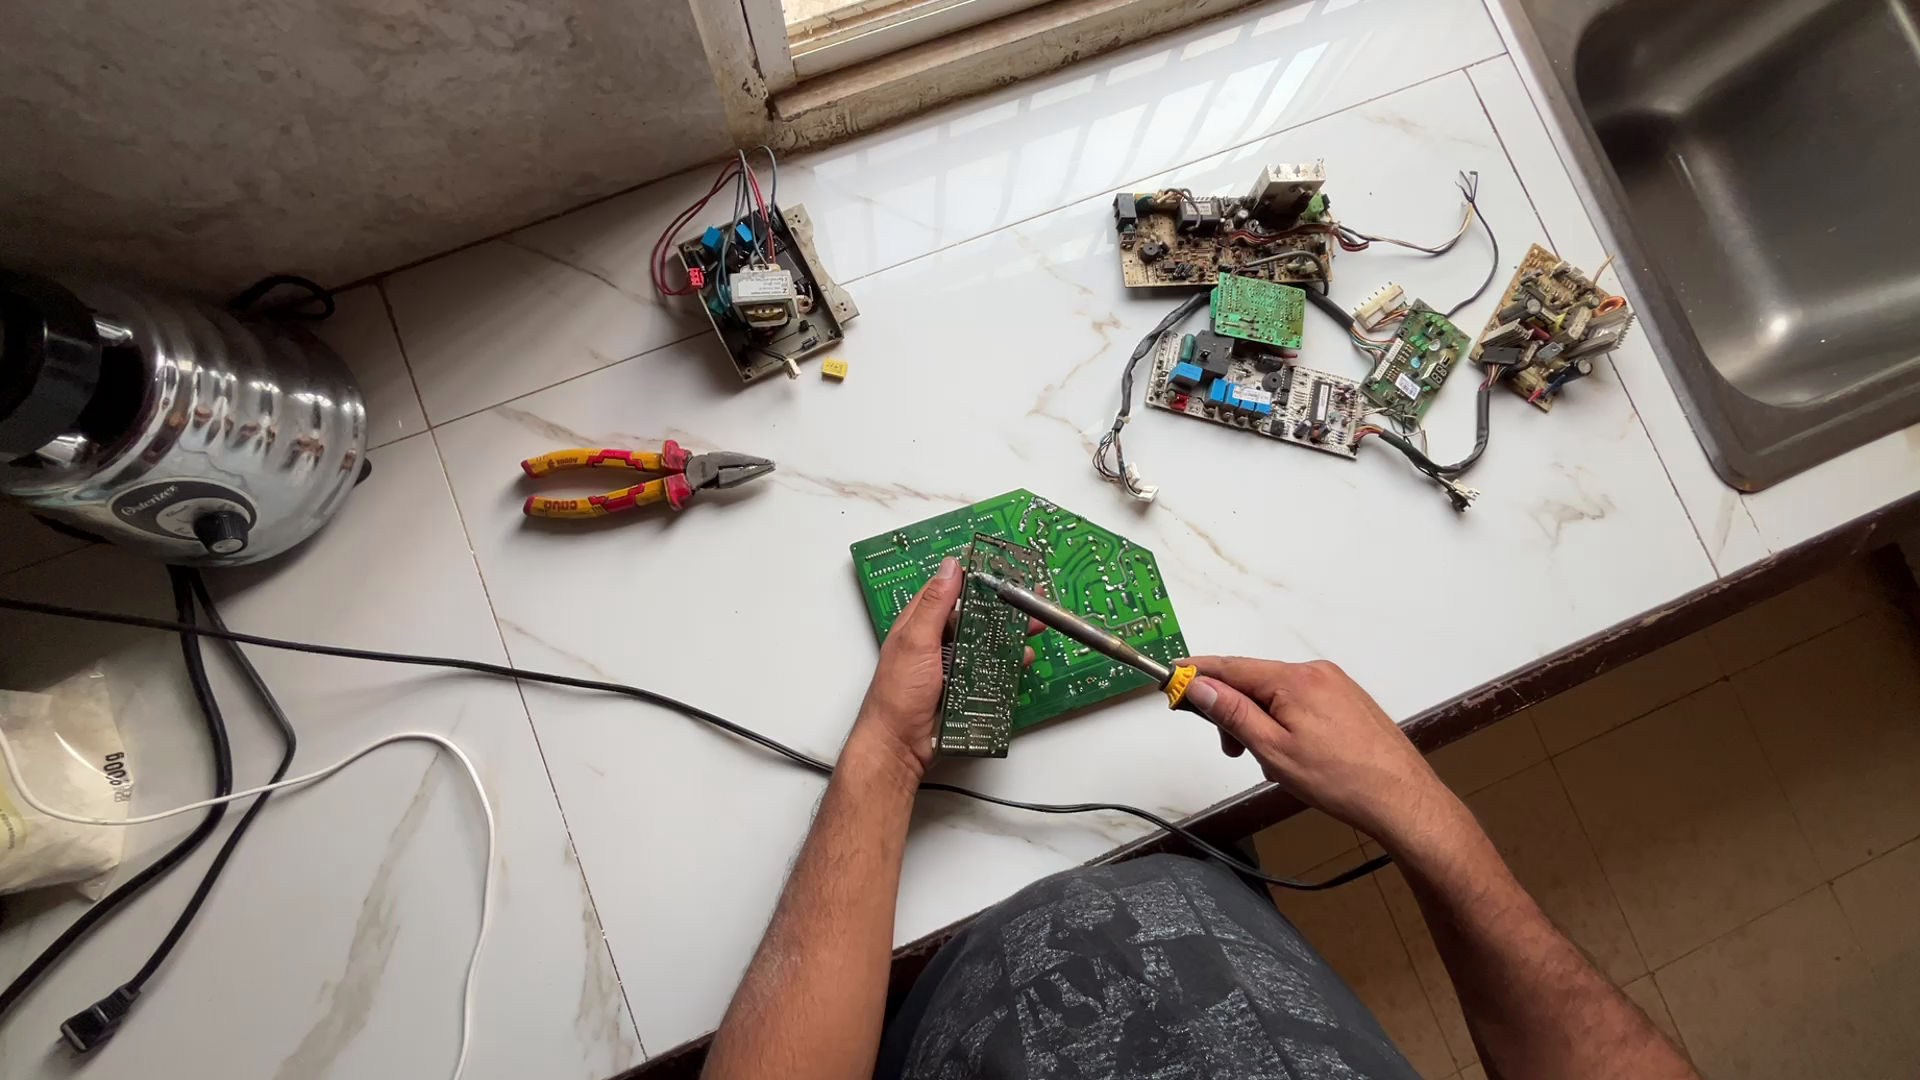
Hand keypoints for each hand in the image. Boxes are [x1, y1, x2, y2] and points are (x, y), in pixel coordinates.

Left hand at [850, 557, 1037, 779]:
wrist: (899, 745)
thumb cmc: (897, 694)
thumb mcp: (915, 641)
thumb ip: (934, 604)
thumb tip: (949, 567)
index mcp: (920, 622)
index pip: (950, 590)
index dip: (975, 578)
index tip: (1002, 572)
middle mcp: (936, 640)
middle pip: (974, 615)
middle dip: (1003, 608)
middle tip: (1029, 602)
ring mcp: (950, 663)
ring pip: (985, 641)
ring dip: (1009, 634)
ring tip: (1032, 629)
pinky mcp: (963, 685)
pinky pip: (989, 669)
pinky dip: (1007, 663)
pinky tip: (1021, 660)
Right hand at [1181, 656, 1461, 848]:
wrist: (1405, 802)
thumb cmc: (1340, 780)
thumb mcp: (1272, 750)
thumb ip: (1232, 713)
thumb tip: (1199, 684)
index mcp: (1293, 679)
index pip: (1231, 667)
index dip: (1197, 671)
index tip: (1171, 674)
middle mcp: (1314, 671)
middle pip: (1253, 681)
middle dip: (1233, 711)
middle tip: (1232, 749)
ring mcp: (1334, 684)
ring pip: (1276, 693)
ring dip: (1259, 720)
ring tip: (1269, 761)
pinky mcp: (1348, 699)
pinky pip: (1299, 700)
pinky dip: (1283, 720)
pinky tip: (1292, 753)